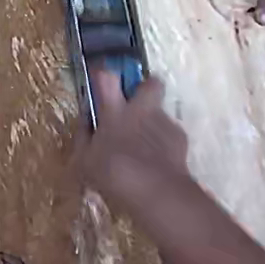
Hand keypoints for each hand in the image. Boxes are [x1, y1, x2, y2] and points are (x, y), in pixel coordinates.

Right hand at [77, 71, 191, 220]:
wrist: (155, 190)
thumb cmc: (113, 175)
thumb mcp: (84, 162)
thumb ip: (84, 138)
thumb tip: (85, 123)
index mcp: (114, 112)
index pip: (106, 77)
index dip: (103, 73)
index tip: (101, 79)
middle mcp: (142, 110)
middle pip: (151, 82)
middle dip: (145, 88)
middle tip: (135, 106)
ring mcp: (164, 121)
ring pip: (160, 111)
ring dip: (153, 122)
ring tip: (145, 147)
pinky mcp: (180, 137)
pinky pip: (169, 133)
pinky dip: (164, 143)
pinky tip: (158, 161)